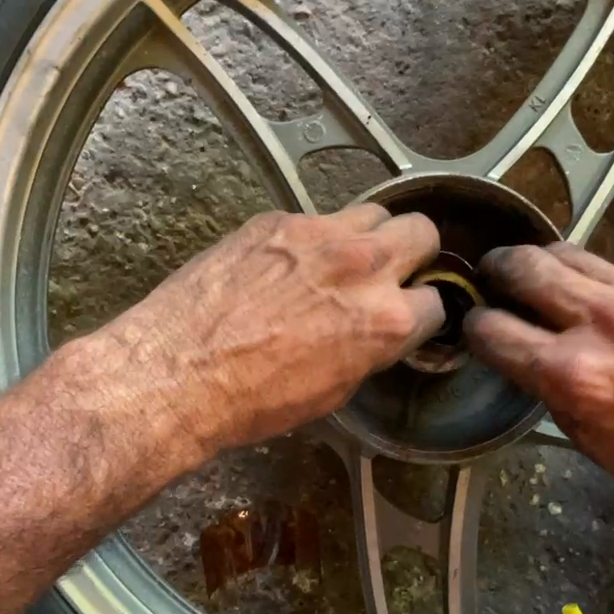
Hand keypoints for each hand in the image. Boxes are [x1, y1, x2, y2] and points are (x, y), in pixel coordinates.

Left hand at [84, 203, 443, 453]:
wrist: (177, 373)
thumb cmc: (254, 401)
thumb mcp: (333, 391)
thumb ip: (370, 348)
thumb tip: (377, 333)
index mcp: (384, 320)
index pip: (436, 302)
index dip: (421, 315)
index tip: (405, 319)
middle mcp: (362, 266)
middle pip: (422, 232)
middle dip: (415, 255)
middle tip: (390, 275)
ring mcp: (318, 235)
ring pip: (373, 213)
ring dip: (368, 238)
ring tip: (340, 265)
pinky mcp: (276, 220)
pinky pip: (316, 218)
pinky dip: (315, 240)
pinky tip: (287, 266)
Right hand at [465, 242, 613, 525]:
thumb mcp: (582, 433)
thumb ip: (547, 385)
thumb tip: (525, 356)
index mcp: (568, 372)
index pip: (493, 329)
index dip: (474, 327)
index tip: (473, 326)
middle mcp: (598, 321)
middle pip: (525, 266)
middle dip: (497, 268)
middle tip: (490, 274)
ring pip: (567, 252)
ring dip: (541, 262)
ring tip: (534, 274)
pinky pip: (612, 268)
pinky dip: (590, 278)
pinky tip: (593, 297)